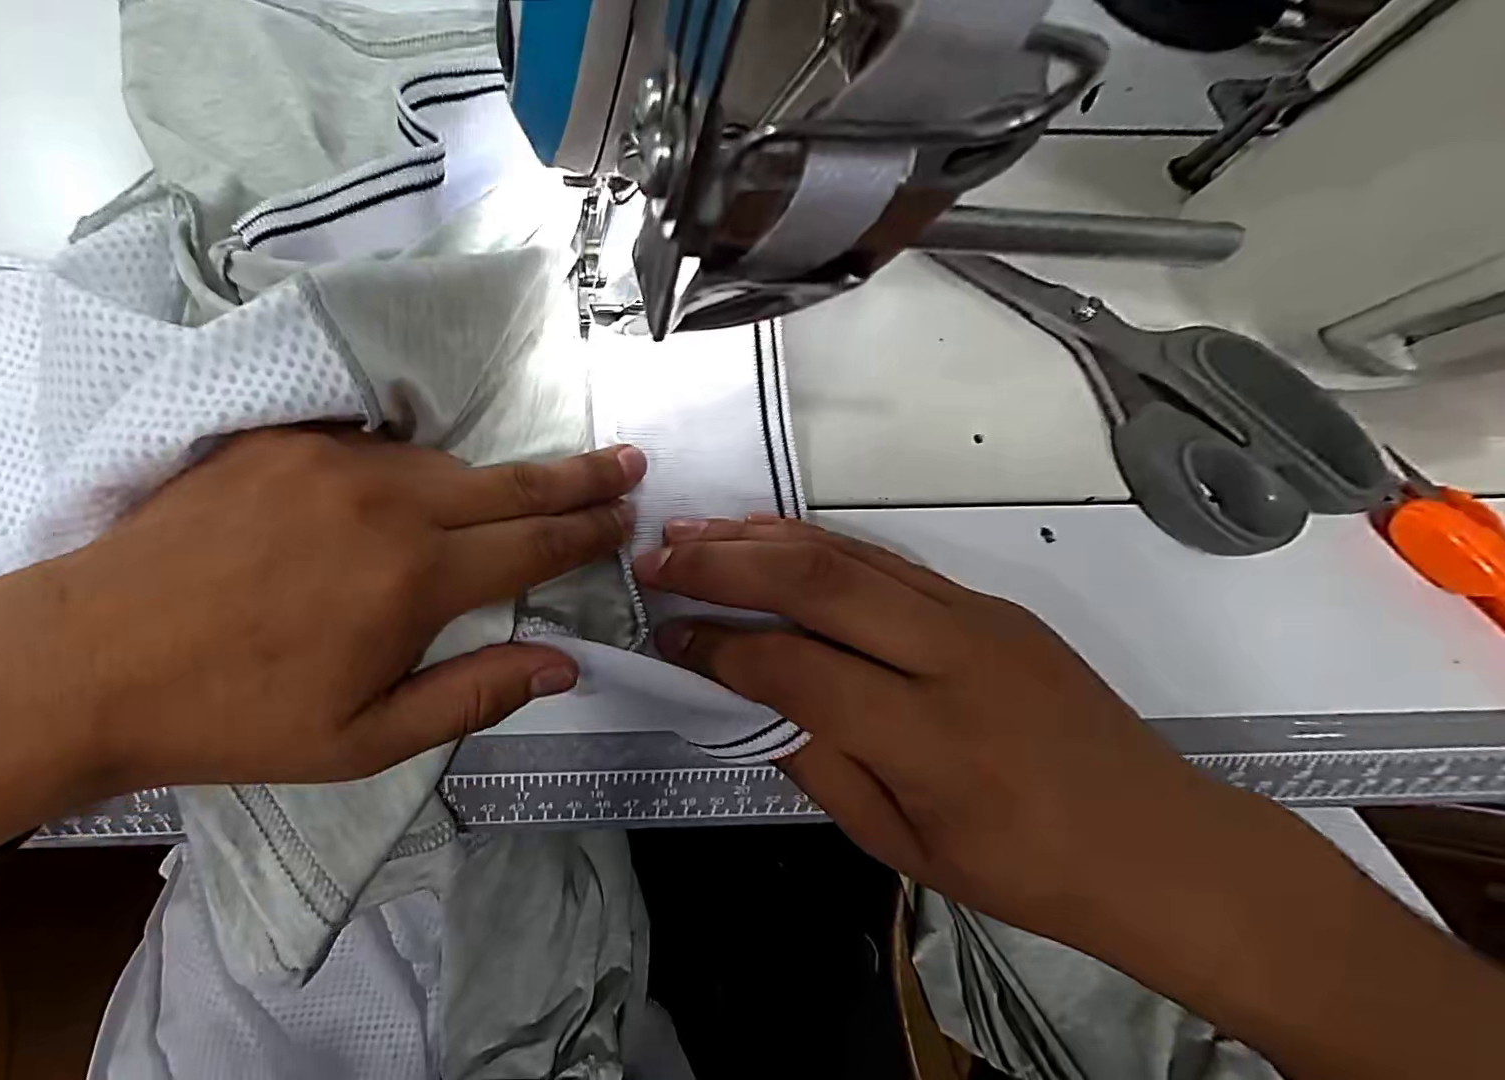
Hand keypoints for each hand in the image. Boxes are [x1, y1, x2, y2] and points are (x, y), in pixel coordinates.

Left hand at [0, 428, 643, 861]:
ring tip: (516, 499)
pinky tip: (414, 488)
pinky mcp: (282, 438)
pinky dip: (414, 468)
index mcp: (413, 581)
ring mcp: (332, 459)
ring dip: (488, 484)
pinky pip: (377, 446)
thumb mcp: (364, 738)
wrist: (88, 659)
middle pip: (507, 485)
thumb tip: (563, 665)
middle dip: (575, 478)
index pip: (531, 545)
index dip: (587, 531)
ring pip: (443, 464)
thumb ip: (474, 693)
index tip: (625, 516)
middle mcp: (386, 503)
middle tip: (624, 462)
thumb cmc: (234, 716)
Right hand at [634, 514, 1504, 1079]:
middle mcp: (953, 659)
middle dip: (721, 566)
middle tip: (655, 559)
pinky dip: (810, 540)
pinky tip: (763, 534)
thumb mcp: (897, 842)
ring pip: (845, 555)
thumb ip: (811, 759)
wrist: (1167, 845)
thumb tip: (739, 696)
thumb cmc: (1021, 866)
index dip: (719, 648)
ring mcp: (975, 617)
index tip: (667, 637)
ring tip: (690, 534)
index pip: (795, 669)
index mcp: (931, 741)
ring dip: (756, 538)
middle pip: (816, 585)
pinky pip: (880, 557)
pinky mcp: (985, 600)